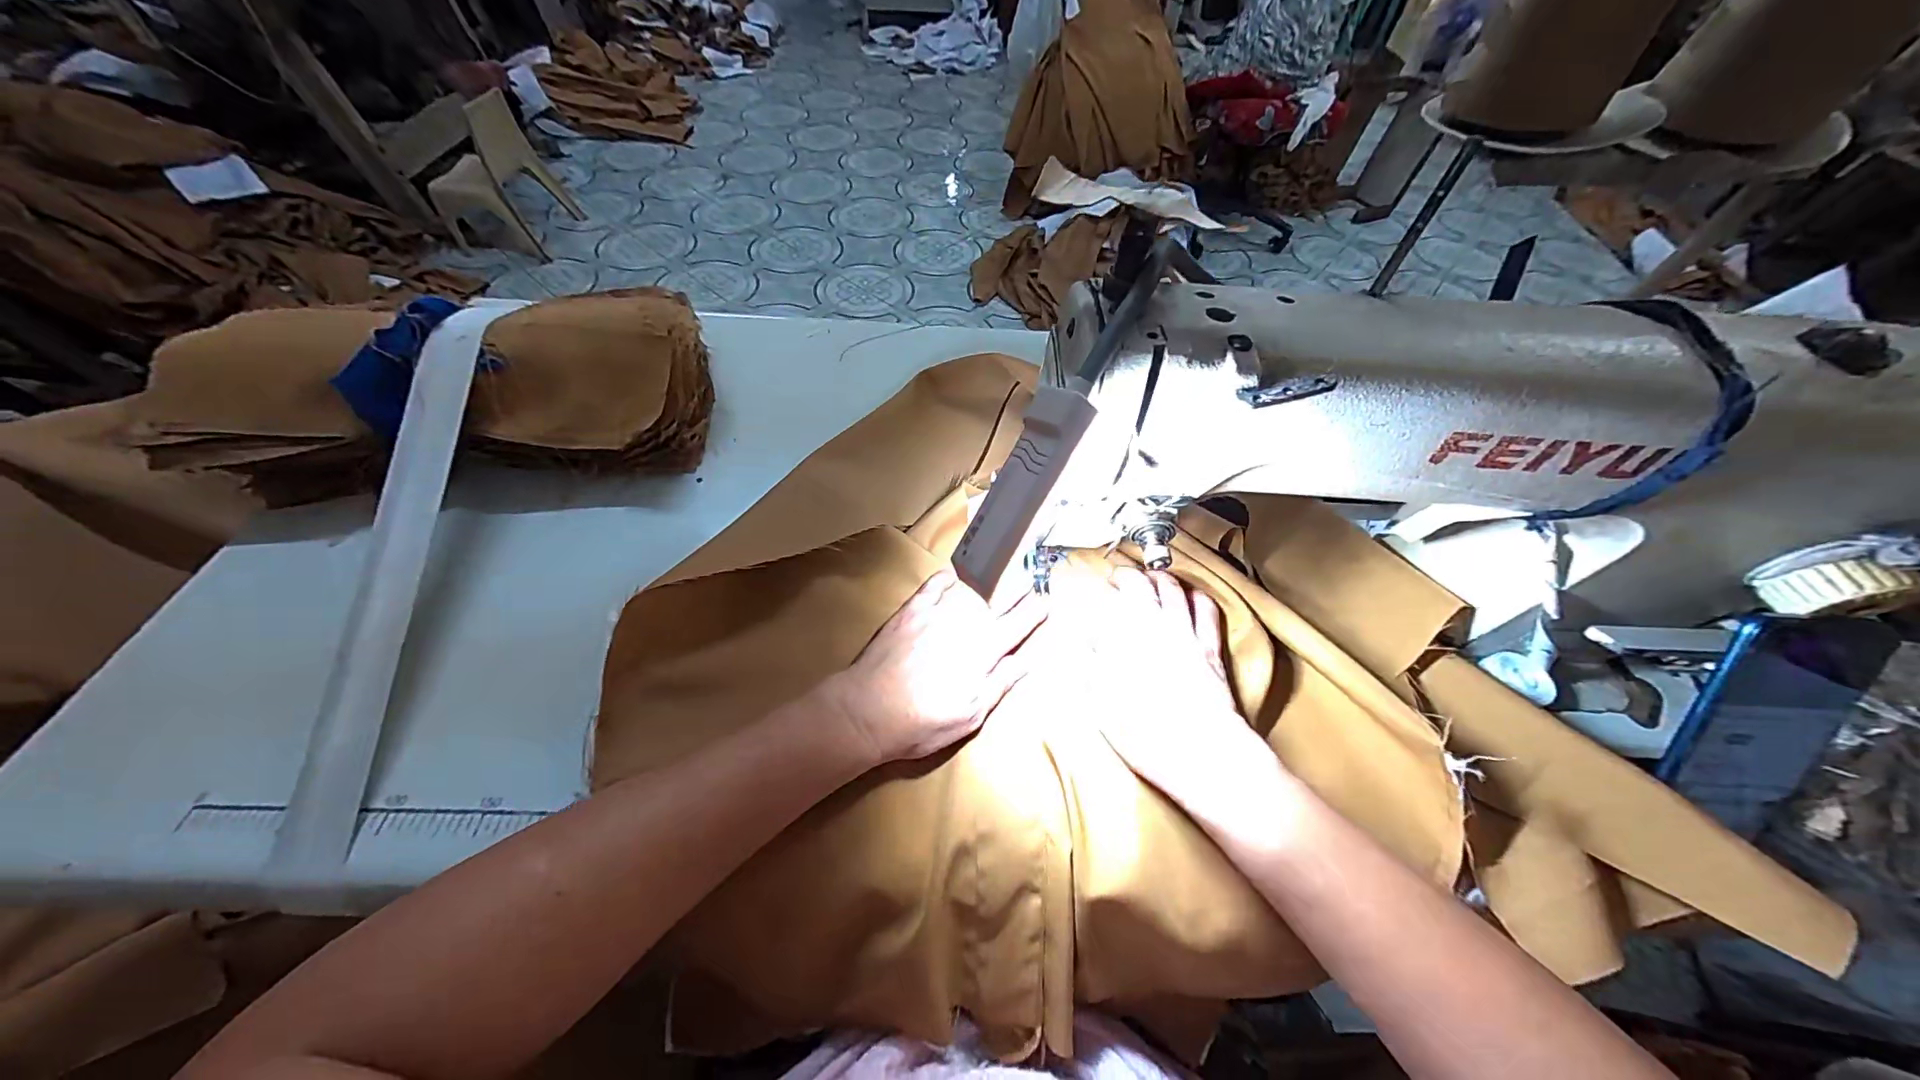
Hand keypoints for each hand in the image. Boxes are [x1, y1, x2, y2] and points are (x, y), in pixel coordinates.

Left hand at [819, 570, 1046, 763]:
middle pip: (998, 602)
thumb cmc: (921, 722)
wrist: (867, 711)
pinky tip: (951, 577)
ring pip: (968, 592)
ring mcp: (935, 613)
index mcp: (984, 651)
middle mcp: (964, 624)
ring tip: (997, 578)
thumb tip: (1024, 660)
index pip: (1019, 624)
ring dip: (986, 585)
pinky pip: (932, 586)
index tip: (1046, 601)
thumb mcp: (970, 715)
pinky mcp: (909, 611)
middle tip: (1027, 585)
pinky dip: (945, 580)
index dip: (1035, 611)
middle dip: (1016, 593)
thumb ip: (999, 683)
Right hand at [1052, 567, 1289, 834]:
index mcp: (1120, 640)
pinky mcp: (1210, 647)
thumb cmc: (1146, 735)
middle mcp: (1152, 628)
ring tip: (1151, 578)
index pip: (1103, 601)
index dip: (1093, 592)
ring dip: (1159, 577)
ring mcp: (1185, 634)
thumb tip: (1081, 644)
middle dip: (1125, 576)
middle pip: (1139, 584)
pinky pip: (1206, 608)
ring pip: (1172, 588)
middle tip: (1117, 579)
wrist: (1200, 752)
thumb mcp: (1100, 704)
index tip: (1087, 593)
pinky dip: (1196, 595)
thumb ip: (1089, 667)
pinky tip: (1190, 596)